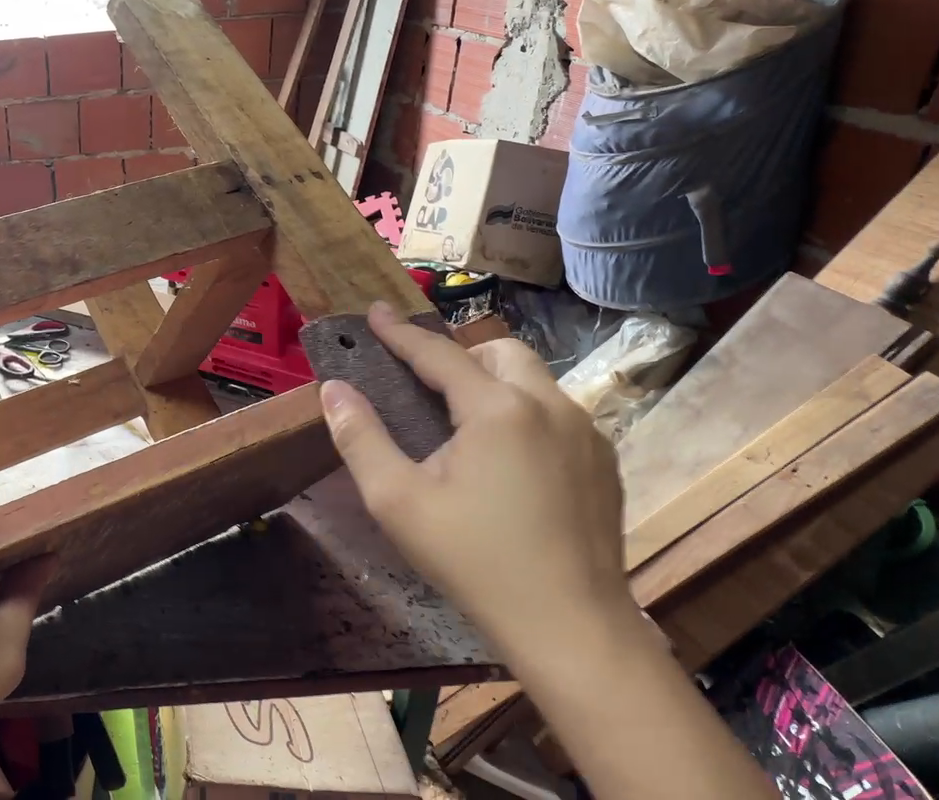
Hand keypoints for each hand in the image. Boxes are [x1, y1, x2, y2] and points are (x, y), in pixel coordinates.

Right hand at [319, 301, 628, 656]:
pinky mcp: (604, 462)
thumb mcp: (396, 501)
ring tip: (463, 424)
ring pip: (534, 380)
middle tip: (425, 386)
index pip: (438, 353)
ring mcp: (586, 433)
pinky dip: (523, 413)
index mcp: (497, 409)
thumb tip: (333, 388)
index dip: (399, 332)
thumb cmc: (474, 560)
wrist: (571, 627)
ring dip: (494, 382)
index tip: (373, 311)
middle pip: (499, 351)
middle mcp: (550, 406)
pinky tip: (505, 460)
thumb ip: (359, 437)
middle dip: (459, 355)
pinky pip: (557, 413)